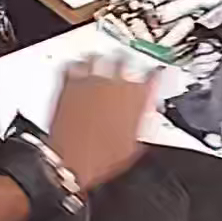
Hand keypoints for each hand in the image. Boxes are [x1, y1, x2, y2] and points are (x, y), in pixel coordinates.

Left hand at [46, 57, 157, 190]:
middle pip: (125, 59)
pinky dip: (76, 67)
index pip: (153, 74)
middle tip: (123, 66)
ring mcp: (90, 83)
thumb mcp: (133, 143)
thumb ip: (141, 119)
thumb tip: (146, 112)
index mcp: (137, 98)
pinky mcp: (68, 86)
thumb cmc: (101, 159)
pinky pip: (73, 66)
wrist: (71, 162)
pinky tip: (77, 71)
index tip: (152, 73)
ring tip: (99, 66)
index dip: (154, 73)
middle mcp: (115, 85)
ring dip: (100, 61)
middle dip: (125, 62)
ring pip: (99, 58)